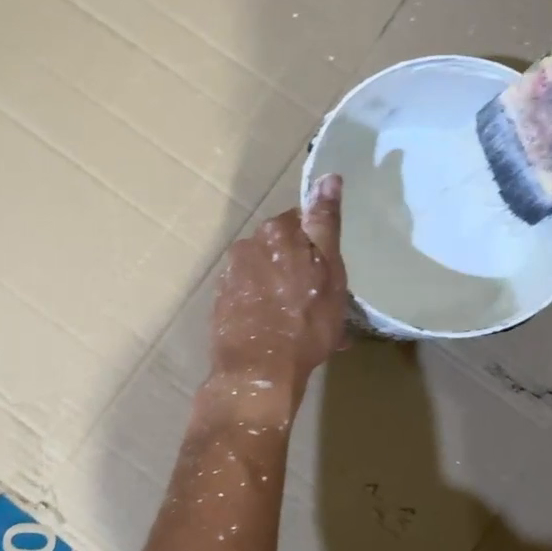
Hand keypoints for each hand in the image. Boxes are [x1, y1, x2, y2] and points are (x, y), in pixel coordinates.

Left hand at [209, 173, 348, 391]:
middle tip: (321, 302)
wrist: (258, 373)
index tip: (330, 270)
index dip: (319, 245)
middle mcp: (246, 246)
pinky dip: (266, 309)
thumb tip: (327, 177)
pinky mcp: (221, 305)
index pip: (302, 221)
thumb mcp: (329, 270)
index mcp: (275, 231)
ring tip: (302, 325)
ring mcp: (229, 276)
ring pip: (265, 275)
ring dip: (283, 292)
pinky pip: (250, 298)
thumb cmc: (305, 321)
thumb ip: (325, 222)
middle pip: (280, 249)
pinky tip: (280, 334)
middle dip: (299, 269)